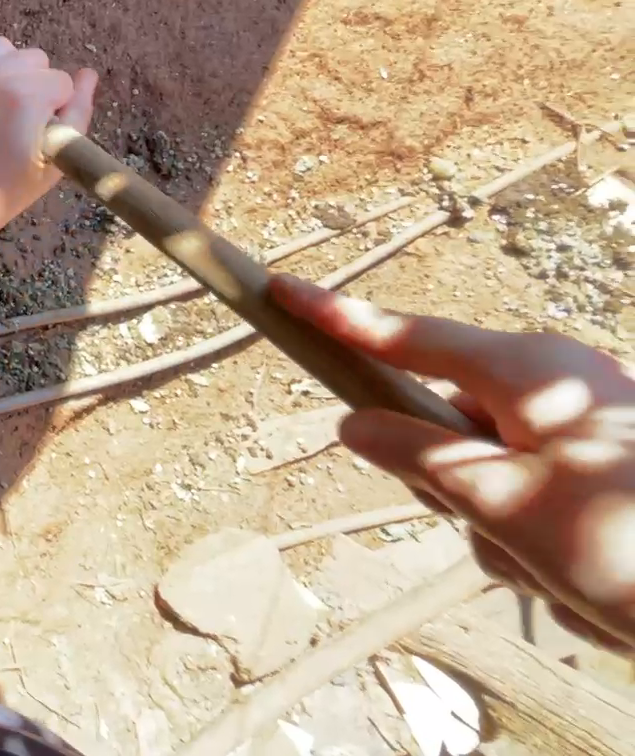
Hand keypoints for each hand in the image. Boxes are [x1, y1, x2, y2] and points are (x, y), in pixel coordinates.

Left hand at [0, 39, 97, 241]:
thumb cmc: (3, 190)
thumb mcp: (55, 159)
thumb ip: (78, 113)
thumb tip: (88, 75)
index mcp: (26, 95)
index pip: (63, 82)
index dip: (58, 109)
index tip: (39, 134)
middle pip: (36, 59)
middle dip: (36, 86)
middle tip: (20, 123)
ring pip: (3, 48)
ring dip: (9, 68)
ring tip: (3, 103)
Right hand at [273, 274, 634, 649]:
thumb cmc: (634, 546)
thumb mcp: (498, 501)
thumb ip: (410, 454)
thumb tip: (353, 425)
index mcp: (529, 374)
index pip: (401, 336)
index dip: (333, 315)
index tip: (279, 286)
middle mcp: (552, 395)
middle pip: (437, 426)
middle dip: (445, 487)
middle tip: (489, 530)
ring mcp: (581, 440)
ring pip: (479, 479)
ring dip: (498, 537)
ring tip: (563, 579)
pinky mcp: (603, 482)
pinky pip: (525, 509)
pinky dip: (539, 553)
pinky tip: (592, 591)